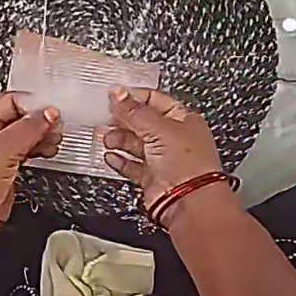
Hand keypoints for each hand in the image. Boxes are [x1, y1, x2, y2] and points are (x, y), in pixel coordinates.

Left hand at [0, 93, 62, 220]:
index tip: (50, 111)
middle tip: (56, 126)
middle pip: (19, 116)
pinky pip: (26, 148)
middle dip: (40, 121)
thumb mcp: (4, 147)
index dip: (32, 105)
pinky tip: (48, 149)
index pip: (10, 100)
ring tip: (54, 139)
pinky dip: (39, 147)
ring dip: (42, 135)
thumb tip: (48, 113)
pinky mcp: (5, 164)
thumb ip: (30, 127)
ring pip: (25, 133)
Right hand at [103, 87, 229, 223]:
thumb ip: (134, 111)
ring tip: (107, 138)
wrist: (190, 202)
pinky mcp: (152, 177)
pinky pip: (132, 165)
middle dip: (123, 120)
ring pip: (135, 144)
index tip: (115, 97)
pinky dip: (120, 160)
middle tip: (106, 117)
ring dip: (119, 139)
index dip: (134, 98)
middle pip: (142, 122)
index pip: (154, 100)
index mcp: (183, 120)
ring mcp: (163, 159)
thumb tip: (118, 93)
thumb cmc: (189, 165)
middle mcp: (174, 139)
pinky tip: (111, 155)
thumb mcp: (159, 129)